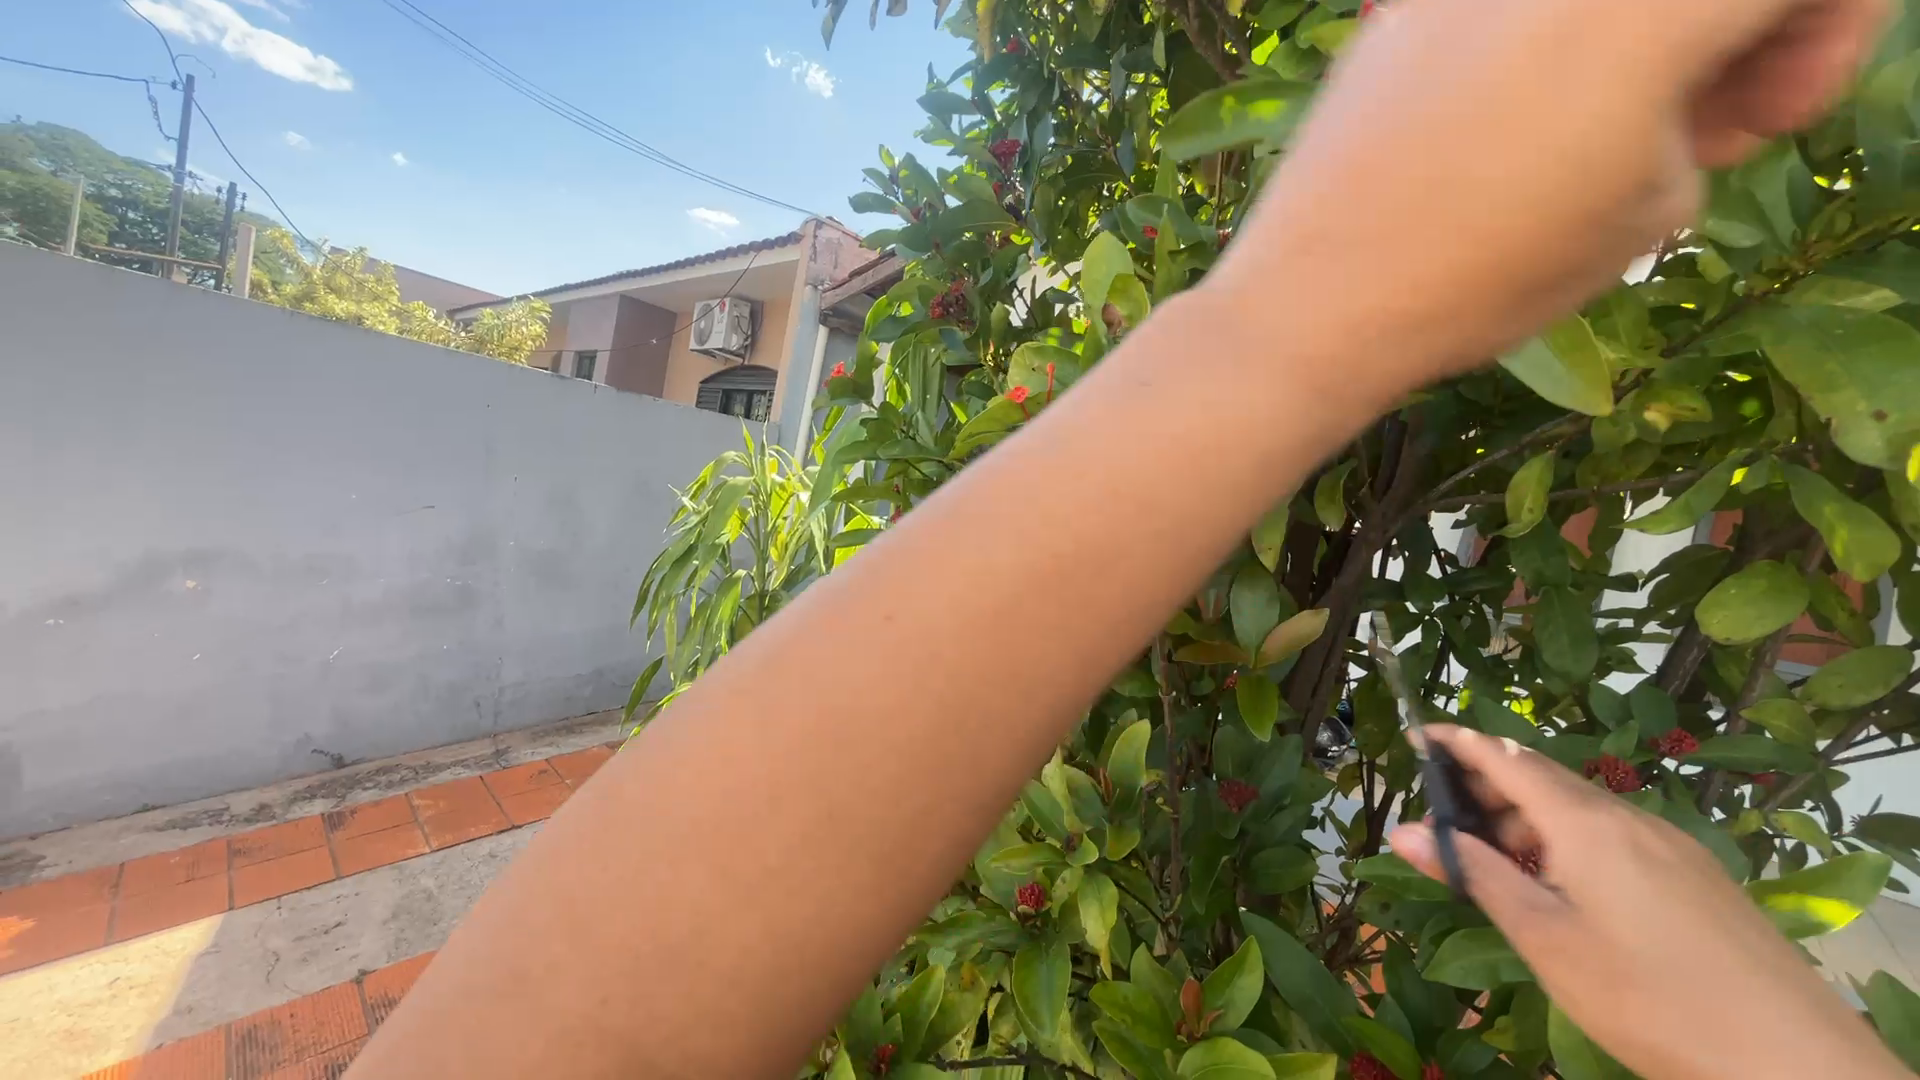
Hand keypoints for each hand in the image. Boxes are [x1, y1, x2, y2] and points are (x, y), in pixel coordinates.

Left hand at [1211, 0, 1886, 379]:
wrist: (1310, 305)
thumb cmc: (1478, 276)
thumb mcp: (1645, 211)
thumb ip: (1701, 116)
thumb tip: (1679, 92)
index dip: (1818, 34)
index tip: (1766, 121)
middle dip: (1723, 30)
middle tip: (1695, 129)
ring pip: (1591, 0)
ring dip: (1629, 38)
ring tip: (1593, 137)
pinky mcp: (1396, 15)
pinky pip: (1504, 14)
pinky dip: (1543, 42)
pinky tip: (1507, 125)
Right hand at [1389, 725, 1908, 1079]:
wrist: (1801, 1071)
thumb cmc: (1646, 996)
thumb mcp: (1543, 936)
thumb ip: (1473, 873)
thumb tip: (1403, 830)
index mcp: (1587, 823)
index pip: (1507, 757)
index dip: (1458, 741)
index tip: (1416, 735)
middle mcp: (1630, 819)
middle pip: (1543, 778)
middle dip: (1486, 785)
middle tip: (1443, 817)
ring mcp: (1672, 847)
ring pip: (1580, 810)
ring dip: (1526, 818)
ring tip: (1494, 859)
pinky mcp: (1698, 877)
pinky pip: (1614, 836)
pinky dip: (1566, 839)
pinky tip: (1560, 884)